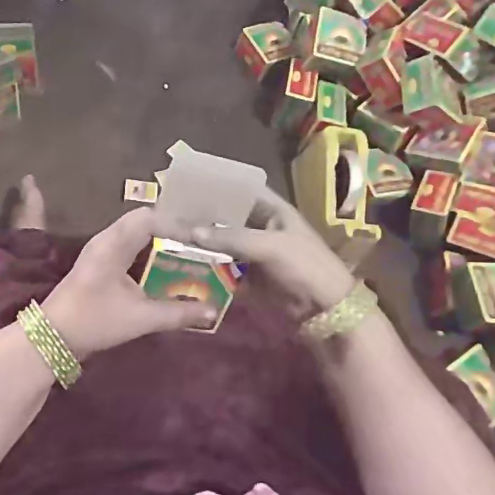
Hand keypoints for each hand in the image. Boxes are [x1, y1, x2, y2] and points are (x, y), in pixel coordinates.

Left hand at [39, 208, 216, 358]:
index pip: (150, 217)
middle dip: (172, 229)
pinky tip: (163, 269)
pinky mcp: (98, 267)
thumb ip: (179, 313)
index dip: (178, 224)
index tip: (201, 240)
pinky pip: (128, 248)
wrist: (51, 337)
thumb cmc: (94, 320)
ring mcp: (100, 253)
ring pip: (135, 234)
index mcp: (114, 243)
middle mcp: (106, 241)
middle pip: (144, 221)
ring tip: (188, 253)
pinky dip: (148, 252)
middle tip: (199, 244)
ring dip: (160, 240)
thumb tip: (213, 311)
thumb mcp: (140, 318)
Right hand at [182, 187, 355, 317]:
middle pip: (228, 217)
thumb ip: (231, 238)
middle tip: (170, 213)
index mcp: (273, 210)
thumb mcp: (269, 246)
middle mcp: (261, 227)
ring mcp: (254, 252)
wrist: (324, 309)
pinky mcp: (249, 276)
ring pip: (223, 242)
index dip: (218, 186)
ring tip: (170, 235)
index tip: (188, 185)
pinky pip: (224, 266)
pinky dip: (208, 265)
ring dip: (202, 241)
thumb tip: (192, 232)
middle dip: (203, 216)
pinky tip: (184, 261)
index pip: (241, 190)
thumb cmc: (304, 266)